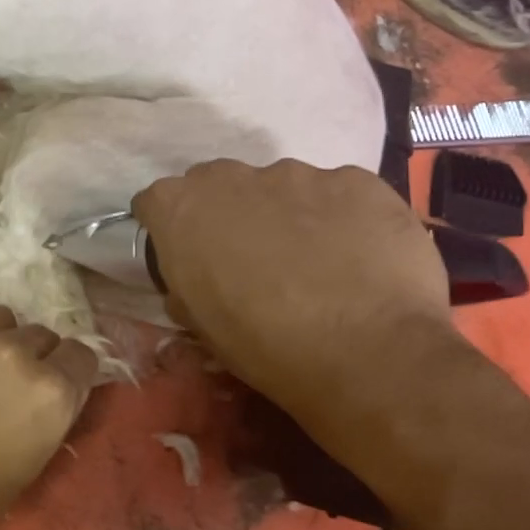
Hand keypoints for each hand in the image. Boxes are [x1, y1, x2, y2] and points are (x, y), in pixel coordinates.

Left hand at [0, 302, 95, 529]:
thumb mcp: (34, 456)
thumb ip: (50, 407)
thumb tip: (50, 380)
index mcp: (51, 389)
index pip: (80, 354)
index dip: (65, 367)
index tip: (50, 376)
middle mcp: (14, 348)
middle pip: (36, 333)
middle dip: (25, 352)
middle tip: (0, 375)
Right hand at [132, 158, 452, 419]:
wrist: (373, 355)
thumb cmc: (265, 344)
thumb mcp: (199, 322)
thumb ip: (185, 283)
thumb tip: (194, 281)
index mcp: (176, 206)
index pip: (157, 204)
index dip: (173, 231)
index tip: (190, 258)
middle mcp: (225, 176)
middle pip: (217, 185)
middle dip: (229, 214)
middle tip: (255, 259)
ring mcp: (294, 174)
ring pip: (282, 187)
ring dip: (288, 214)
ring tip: (320, 261)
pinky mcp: (357, 182)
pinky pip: (341, 194)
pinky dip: (345, 219)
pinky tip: (362, 258)